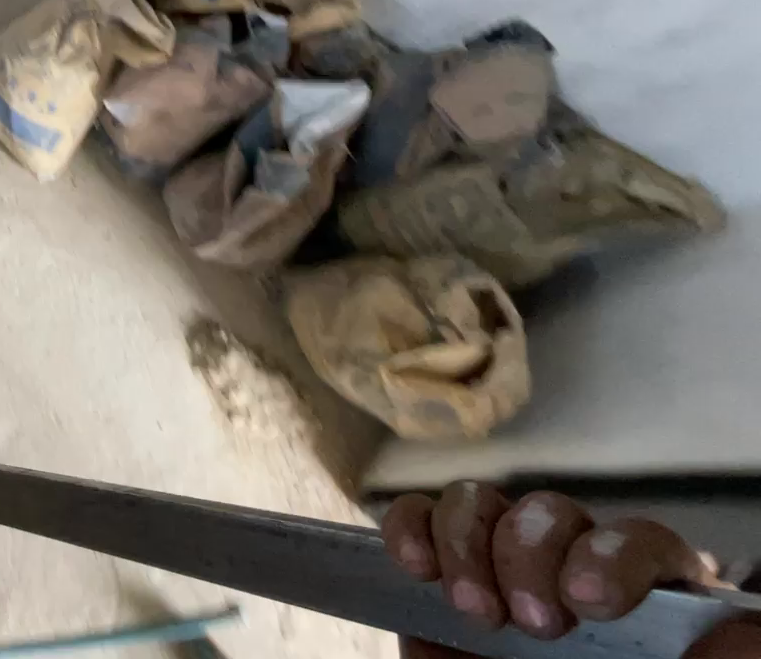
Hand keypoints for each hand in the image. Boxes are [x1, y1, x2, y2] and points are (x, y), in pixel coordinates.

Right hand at [383, 481, 759, 657]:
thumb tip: (751, 635)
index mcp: (644, 605)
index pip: (638, 540)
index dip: (611, 556)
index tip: (588, 604)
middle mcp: (566, 567)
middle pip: (548, 510)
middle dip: (526, 555)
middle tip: (531, 625)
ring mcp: (490, 558)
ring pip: (475, 500)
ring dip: (465, 544)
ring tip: (472, 610)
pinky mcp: (430, 560)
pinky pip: (412, 511)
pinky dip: (408, 527)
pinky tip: (414, 568)